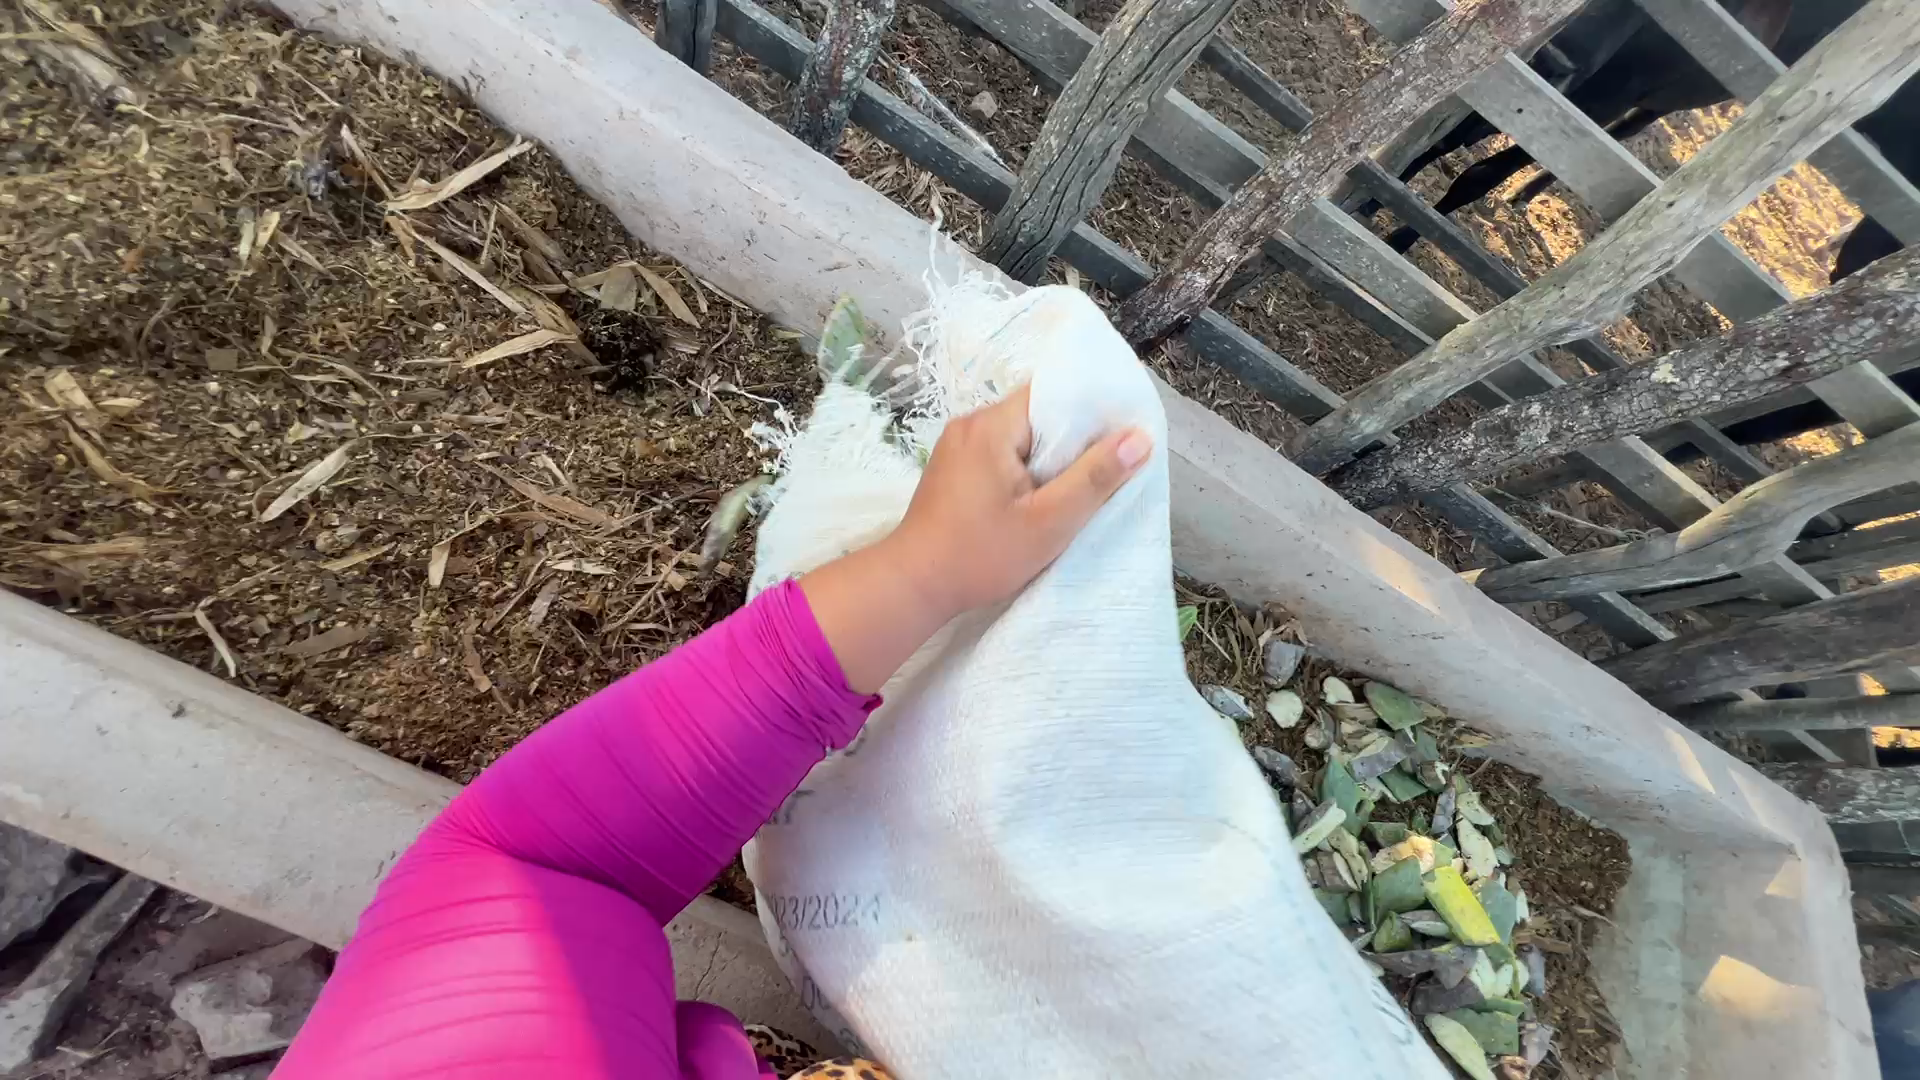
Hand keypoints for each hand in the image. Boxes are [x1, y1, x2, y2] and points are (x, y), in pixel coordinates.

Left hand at [801, 385, 1151, 692]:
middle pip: (1036, 414)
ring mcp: (956, 445)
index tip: (1120, 436)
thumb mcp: (1049, 521)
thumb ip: (1095, 478)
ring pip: (1019, 436)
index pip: (1052, 394)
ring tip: (1073, 487)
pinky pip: (1000, 453)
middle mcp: (969, 424)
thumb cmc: (981, 555)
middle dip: (1071, 440)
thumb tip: (1140, 437)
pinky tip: (1038, 497)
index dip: (1091, 411)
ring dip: (1048, 458)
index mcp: (991, 426)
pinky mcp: (952, 468)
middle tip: (1103, 470)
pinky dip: (1024, 469)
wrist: (913, 586)